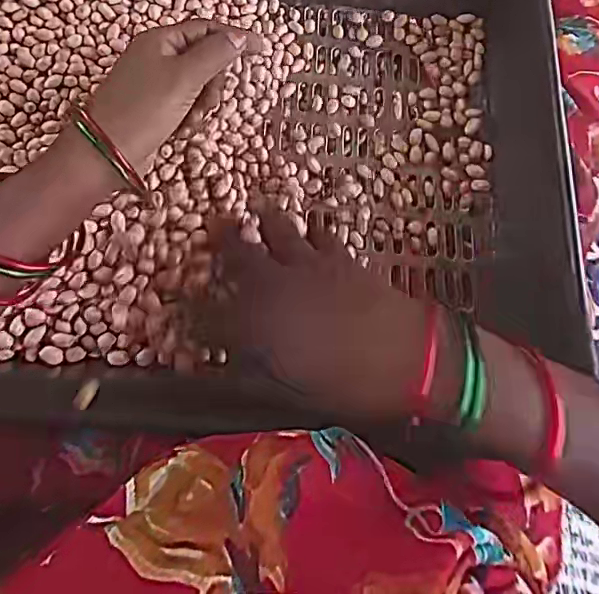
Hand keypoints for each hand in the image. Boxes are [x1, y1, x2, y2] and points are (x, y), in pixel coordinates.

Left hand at [83, 20, 257, 169]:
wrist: (104, 154)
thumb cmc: (142, 110)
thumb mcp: (184, 78)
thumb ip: (215, 54)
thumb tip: (240, 36)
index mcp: (160, 40)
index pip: (206, 29)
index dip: (235, 38)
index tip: (262, 49)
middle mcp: (156, 57)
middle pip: (205, 59)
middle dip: (212, 82)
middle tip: (207, 100)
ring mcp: (154, 83)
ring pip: (198, 85)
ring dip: (202, 103)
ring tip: (190, 120)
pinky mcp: (154, 108)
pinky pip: (185, 105)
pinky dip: (189, 117)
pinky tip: (181, 130)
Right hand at [214, 207, 434, 422]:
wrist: (409, 358)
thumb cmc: (349, 386)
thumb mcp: (294, 391)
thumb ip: (258, 370)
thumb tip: (234, 361)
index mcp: (262, 321)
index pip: (219, 305)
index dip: (200, 299)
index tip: (189, 294)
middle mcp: (279, 285)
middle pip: (242, 254)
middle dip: (223, 239)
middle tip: (213, 224)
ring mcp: (310, 266)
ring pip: (279, 232)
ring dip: (264, 220)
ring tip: (255, 208)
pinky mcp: (340, 258)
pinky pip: (319, 233)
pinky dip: (310, 228)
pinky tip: (309, 226)